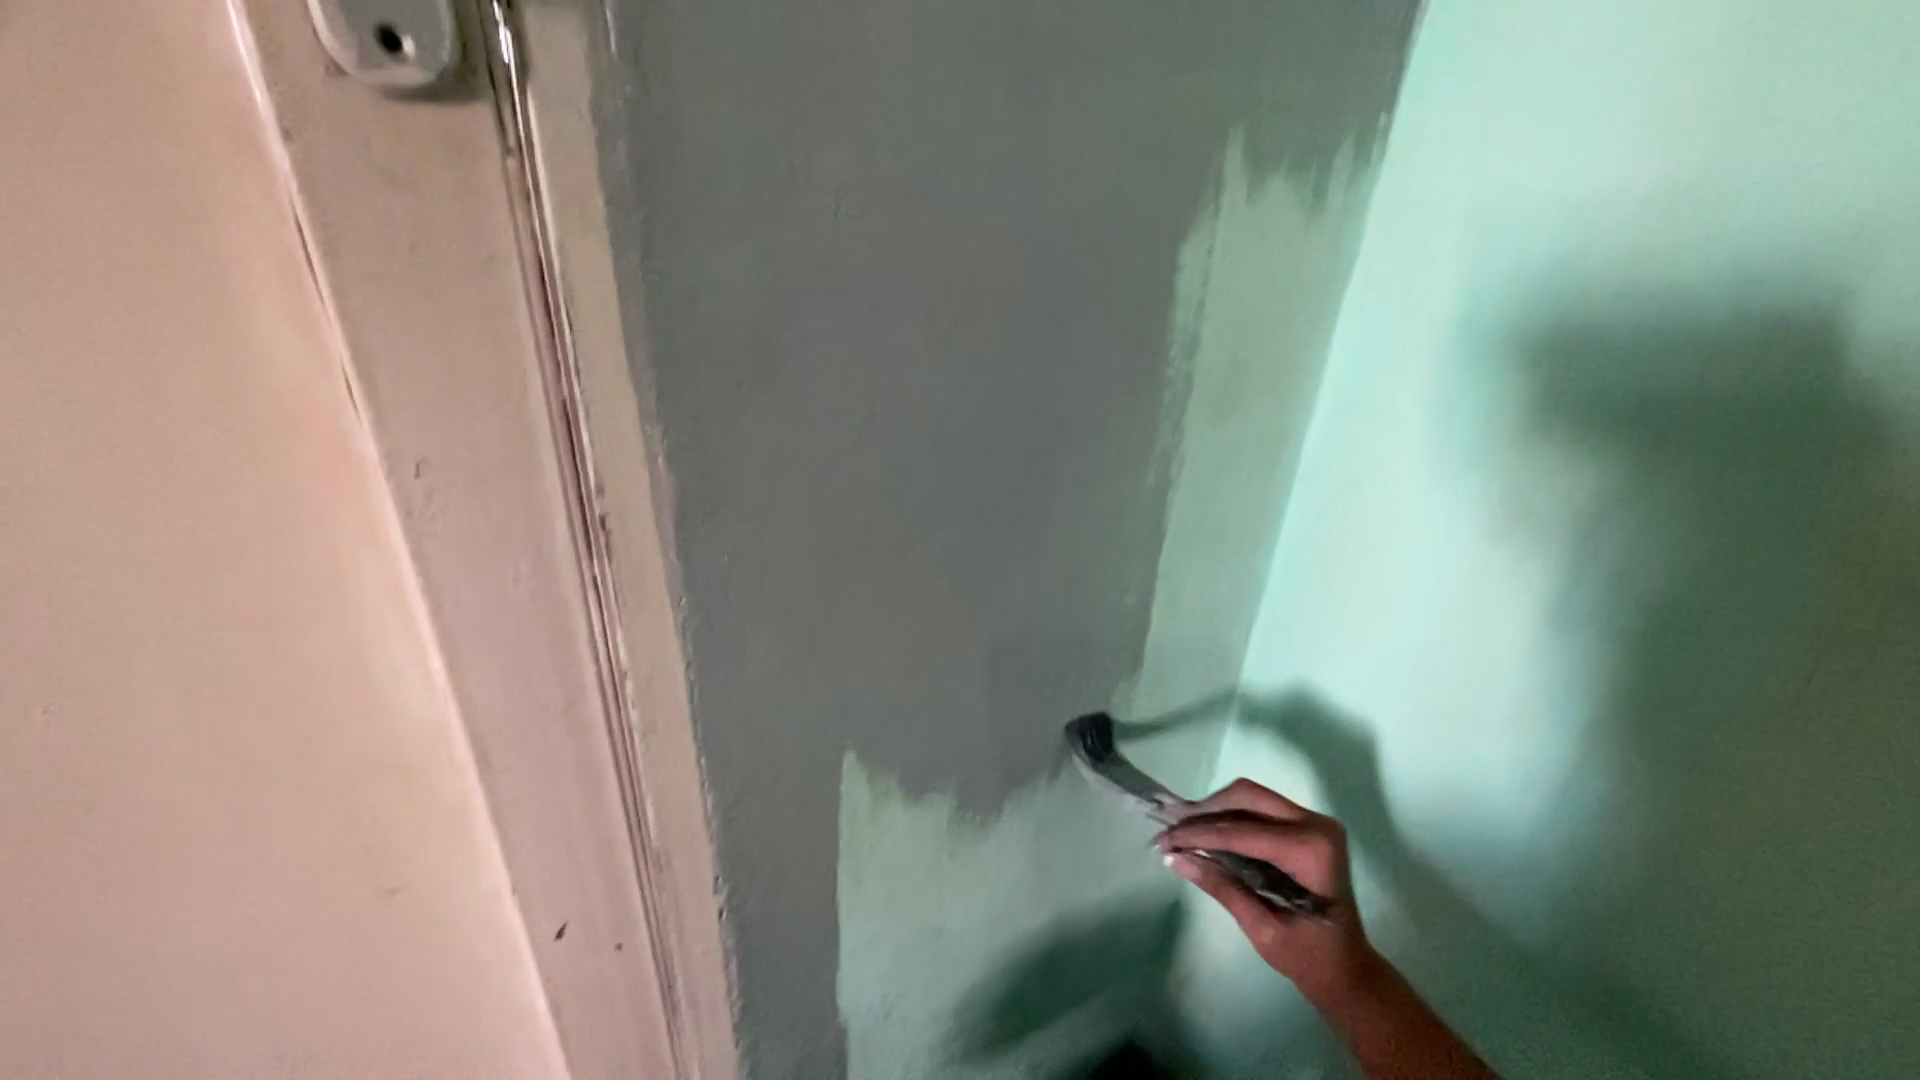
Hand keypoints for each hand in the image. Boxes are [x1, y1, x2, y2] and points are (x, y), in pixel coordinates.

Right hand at [1156, 779, 1375, 997]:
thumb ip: (1221, 887)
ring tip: (1181, 828)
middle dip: (1204, 811)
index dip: (1198, 834)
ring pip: (1250, 796)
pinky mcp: (1306, 825)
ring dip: (1213, 810)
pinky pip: (1259, 807)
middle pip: (1246, 797)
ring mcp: (1313, 821)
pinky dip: (1228, 816)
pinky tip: (1205, 830)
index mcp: (1311, 852)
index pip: (1242, 832)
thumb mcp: (1261, 928)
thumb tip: (1173, 858)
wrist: (1347, 967)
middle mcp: (1316, 825)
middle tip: (1170, 828)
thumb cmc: (1309, 957)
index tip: (1163, 841)